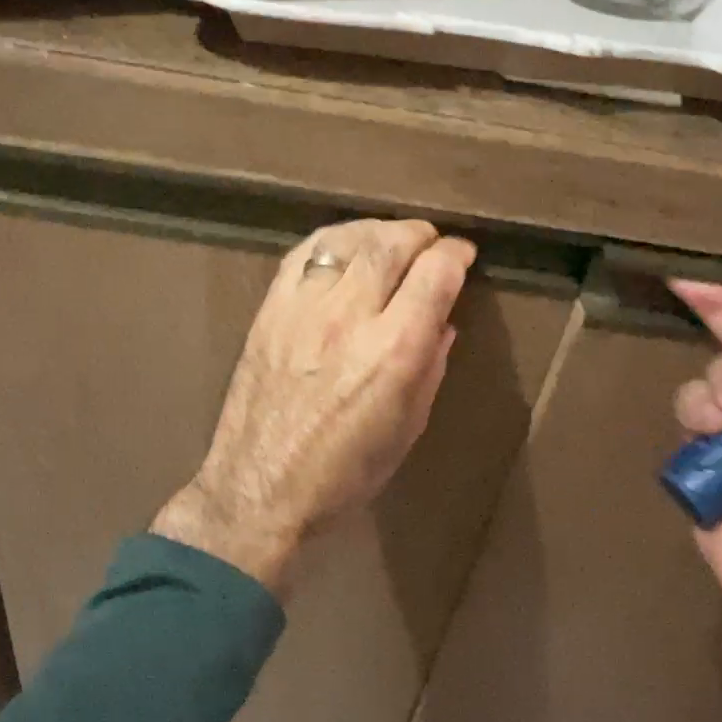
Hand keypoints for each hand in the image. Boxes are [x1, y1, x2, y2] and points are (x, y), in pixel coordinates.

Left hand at [152, 219, 475, 597]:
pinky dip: (333, 240)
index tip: (463, 255)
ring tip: (391, 240)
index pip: (436, 273)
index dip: (457, 254)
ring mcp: (303, 308)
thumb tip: (442, 323)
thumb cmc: (344, 474)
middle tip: (431, 243)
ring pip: (348, 238)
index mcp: (394, 352)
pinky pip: (304, 252)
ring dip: (379, 231)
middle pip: (393, 243)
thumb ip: (430, 368)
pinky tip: (344, 248)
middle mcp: (350, 317)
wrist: (258, 490)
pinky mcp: (270, 309)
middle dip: (421, 234)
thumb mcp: (407, 430)